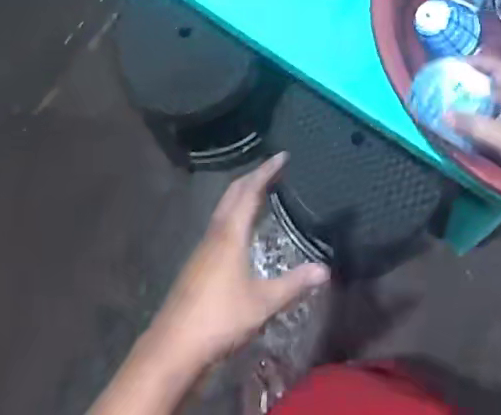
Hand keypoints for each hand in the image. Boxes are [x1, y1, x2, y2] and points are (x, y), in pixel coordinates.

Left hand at [145, 154, 328, 368]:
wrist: (175, 344)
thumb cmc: (220, 317)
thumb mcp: (262, 303)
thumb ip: (293, 284)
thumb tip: (325, 268)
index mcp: (230, 232)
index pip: (250, 191)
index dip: (266, 171)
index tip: (282, 156)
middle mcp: (215, 232)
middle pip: (233, 193)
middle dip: (253, 176)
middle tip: (273, 168)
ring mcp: (204, 246)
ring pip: (224, 207)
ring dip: (242, 193)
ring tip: (260, 191)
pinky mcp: (199, 262)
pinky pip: (220, 223)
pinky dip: (235, 212)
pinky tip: (242, 229)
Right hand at [450, 57, 500, 208]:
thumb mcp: (499, 136)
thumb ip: (471, 124)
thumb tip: (444, 114)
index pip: (500, 68)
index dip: (482, 61)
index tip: (460, 63)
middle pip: (498, 89)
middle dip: (476, 86)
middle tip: (453, 89)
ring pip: (498, 112)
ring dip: (479, 110)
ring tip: (456, 113)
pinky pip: (500, 132)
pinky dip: (485, 132)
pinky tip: (472, 139)